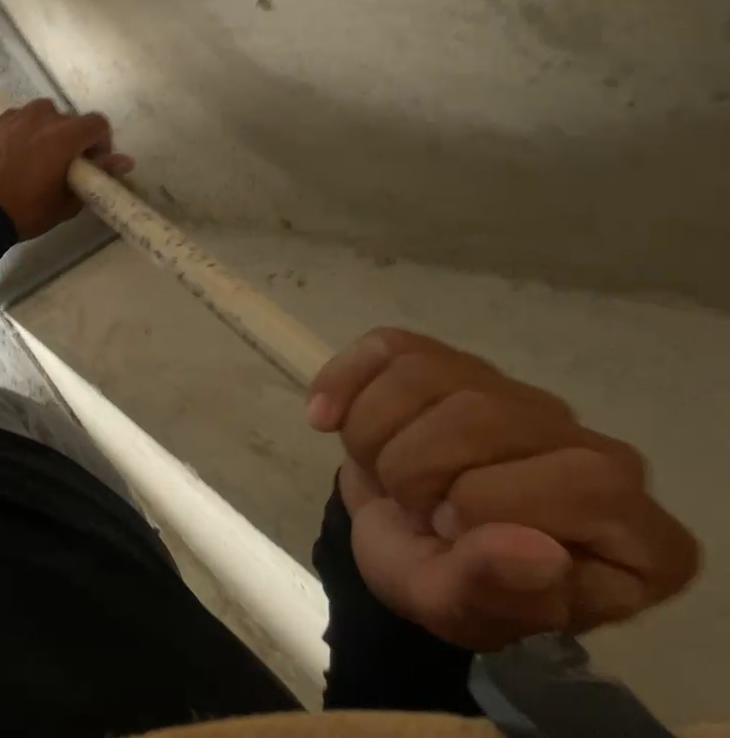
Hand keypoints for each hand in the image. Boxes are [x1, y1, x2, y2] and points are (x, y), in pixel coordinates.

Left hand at [0, 99, 132, 240]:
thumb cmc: (26, 210)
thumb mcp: (67, 201)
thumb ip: (98, 176)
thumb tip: (124, 161)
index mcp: (64, 135)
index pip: (97, 123)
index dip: (101, 142)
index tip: (92, 163)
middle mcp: (40, 118)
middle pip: (69, 119)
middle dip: (74, 138)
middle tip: (65, 164)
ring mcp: (14, 119)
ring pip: (42, 114)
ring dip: (48, 129)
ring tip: (40, 155)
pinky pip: (18, 119)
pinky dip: (24, 130)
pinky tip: (16, 153)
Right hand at [307, 328, 699, 650]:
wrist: (401, 545)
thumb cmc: (446, 583)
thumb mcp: (466, 612)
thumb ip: (500, 591)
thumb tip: (536, 548)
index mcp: (634, 530)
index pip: (579, 482)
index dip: (486, 505)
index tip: (448, 536)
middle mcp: (595, 450)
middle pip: (482, 414)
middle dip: (411, 467)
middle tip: (410, 507)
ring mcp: (520, 400)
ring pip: (423, 375)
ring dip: (371, 432)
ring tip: (383, 471)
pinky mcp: (449, 367)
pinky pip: (387, 347)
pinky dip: (342, 382)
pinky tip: (326, 419)